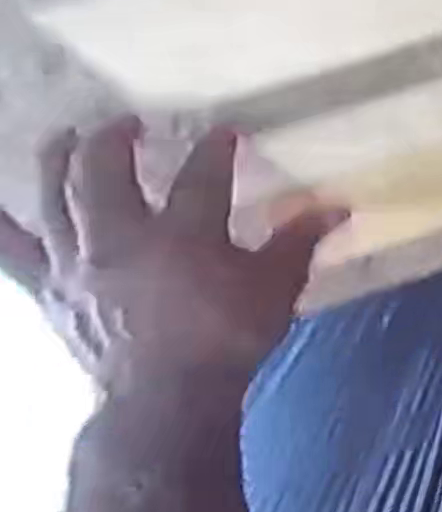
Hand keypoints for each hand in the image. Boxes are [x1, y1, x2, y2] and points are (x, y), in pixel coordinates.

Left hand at [0, 118, 347, 400]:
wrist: (167, 390)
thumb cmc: (232, 331)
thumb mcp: (279, 283)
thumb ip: (300, 239)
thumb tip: (339, 205)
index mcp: (184, 236)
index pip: (200, 178)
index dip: (214, 151)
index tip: (225, 130)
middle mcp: (120, 239)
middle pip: (104, 177)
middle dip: (113, 143)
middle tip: (125, 121)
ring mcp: (75, 263)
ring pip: (52, 202)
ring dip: (55, 164)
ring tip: (61, 139)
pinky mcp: (49, 288)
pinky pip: (12, 251)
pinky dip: (1, 226)